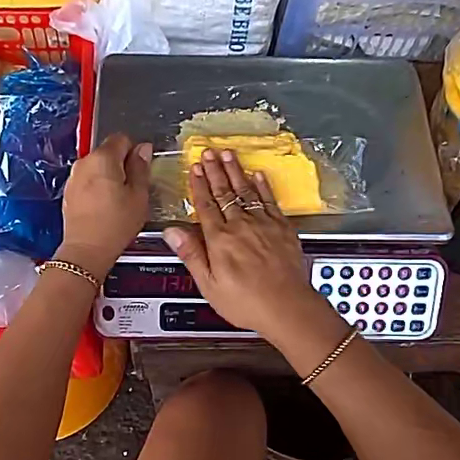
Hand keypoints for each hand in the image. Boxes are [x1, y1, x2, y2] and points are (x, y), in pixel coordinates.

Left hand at [56, 133, 151, 276]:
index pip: (122, 139)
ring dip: (109, 177)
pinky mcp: (69, 192)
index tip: (141, 169)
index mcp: (103, 158)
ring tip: (119, 201)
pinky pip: (87, 181)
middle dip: (122, 165)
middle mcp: (84, 162)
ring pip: (97, 167)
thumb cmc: (116, 224)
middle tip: (133, 189)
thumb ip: (141, 168)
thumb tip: (143, 149)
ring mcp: (74, 177)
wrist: (87, 250)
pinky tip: (105, 207)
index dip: (135, 152)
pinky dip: (97, 188)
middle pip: (108, 152)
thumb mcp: (139, 196)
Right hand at [163, 148, 339, 341]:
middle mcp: (241, 226)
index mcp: (220, 240)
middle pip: (224, 192)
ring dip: (236, 171)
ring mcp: (264, 224)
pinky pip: (270, 200)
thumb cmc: (248, 302)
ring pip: (246, 191)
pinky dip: (263, 186)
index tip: (194, 169)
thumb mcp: (210, 285)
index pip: (205, 205)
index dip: (198, 186)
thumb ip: (192, 255)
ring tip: (228, 155)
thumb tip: (172, 232)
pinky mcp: (283, 228)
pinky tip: (257, 175)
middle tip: (208, 153)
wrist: (287, 307)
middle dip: (214, 171)